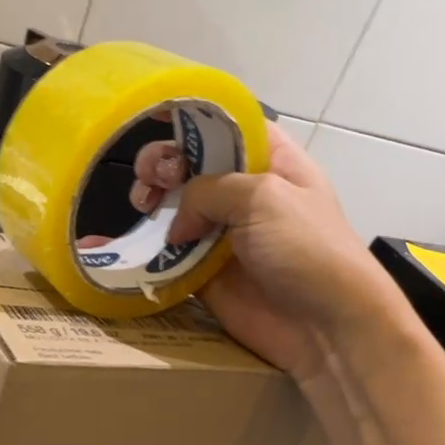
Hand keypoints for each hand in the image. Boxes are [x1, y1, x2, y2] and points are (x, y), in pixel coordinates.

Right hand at [110, 120, 414, 382]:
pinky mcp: (206, 275)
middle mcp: (244, 194)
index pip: (226, 127)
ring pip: (175, 211)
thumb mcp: (264, 197)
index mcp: (270, 162)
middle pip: (192, 167)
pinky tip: (120, 245)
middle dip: (164, 166)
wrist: (324, 327)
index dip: (190, 118)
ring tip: (142, 209)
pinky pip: (169, 259)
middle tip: (150, 182)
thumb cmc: (307, 250)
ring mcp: (223, 236)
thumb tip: (177, 222)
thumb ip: (211, 190)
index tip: (152, 117)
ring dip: (152, 205)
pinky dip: (144, 252)